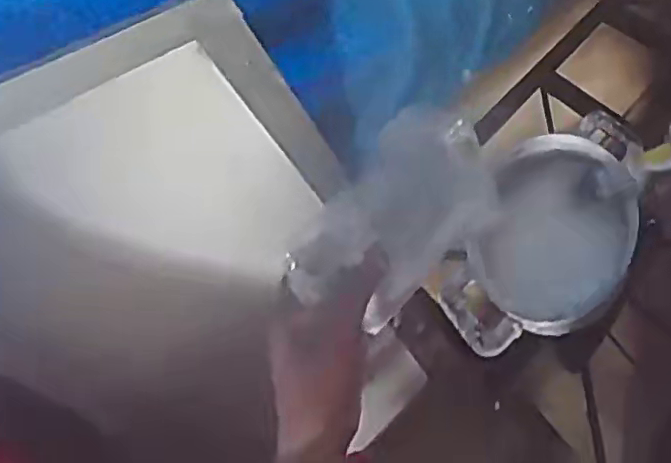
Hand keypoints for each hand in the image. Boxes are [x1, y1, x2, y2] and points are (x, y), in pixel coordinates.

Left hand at [269, 258, 378, 462]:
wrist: (322, 442)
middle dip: (346, 268)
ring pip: (335, 306)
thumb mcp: (342, 328)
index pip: (301, 271)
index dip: (323, 249)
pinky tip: (383, 306)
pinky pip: (347, 325)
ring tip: (384, 270)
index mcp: (286, 318)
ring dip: (357, 290)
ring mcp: (311, 348)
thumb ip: (358, 287)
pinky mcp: (330, 364)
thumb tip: (377, 249)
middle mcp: (293, 330)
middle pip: (320, 287)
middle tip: (375, 247)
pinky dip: (363, 312)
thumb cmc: (322, 381)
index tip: (351, 230)